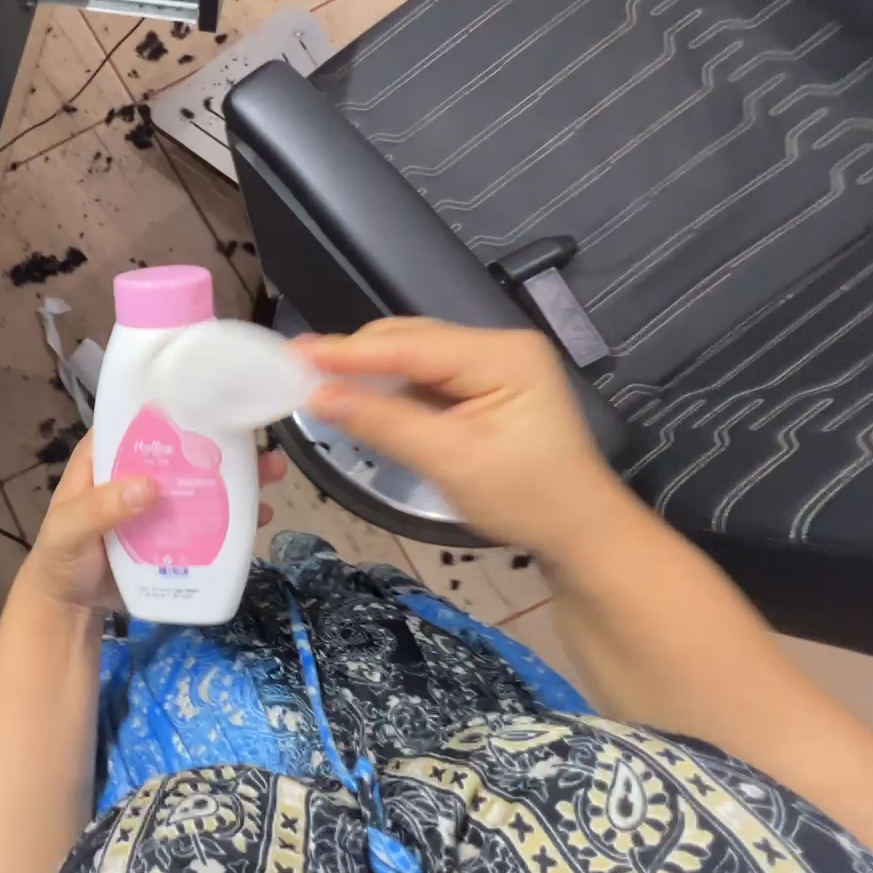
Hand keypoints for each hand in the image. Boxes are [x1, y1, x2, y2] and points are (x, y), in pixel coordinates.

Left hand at [16, 434, 287, 612]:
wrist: (70, 607)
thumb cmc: (61, 557)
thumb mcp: (70, 530)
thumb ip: (101, 509)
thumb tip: (149, 486)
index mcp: (105, 460)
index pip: (138, 423)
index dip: (170, 410)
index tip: (210, 400)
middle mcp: (136, 475)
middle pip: (181, 452)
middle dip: (219, 444)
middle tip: (258, 442)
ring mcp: (157, 506)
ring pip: (200, 484)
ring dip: (235, 478)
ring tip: (271, 473)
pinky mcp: (173, 536)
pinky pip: (206, 522)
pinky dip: (233, 519)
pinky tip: (261, 517)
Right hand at [300, 318, 640, 556]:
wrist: (579, 532)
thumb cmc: (527, 499)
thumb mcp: (449, 461)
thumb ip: (382, 422)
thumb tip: (317, 397)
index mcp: (502, 356)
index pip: (412, 347)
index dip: (350, 351)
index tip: (295, 354)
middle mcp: (494, 346)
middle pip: (407, 341)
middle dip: (352, 356)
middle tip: (294, 367)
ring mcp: (486, 363)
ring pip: (407, 354)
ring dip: (363, 369)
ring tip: (312, 377)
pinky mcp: (474, 384)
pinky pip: (416, 375)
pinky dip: (381, 384)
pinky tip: (351, 392)